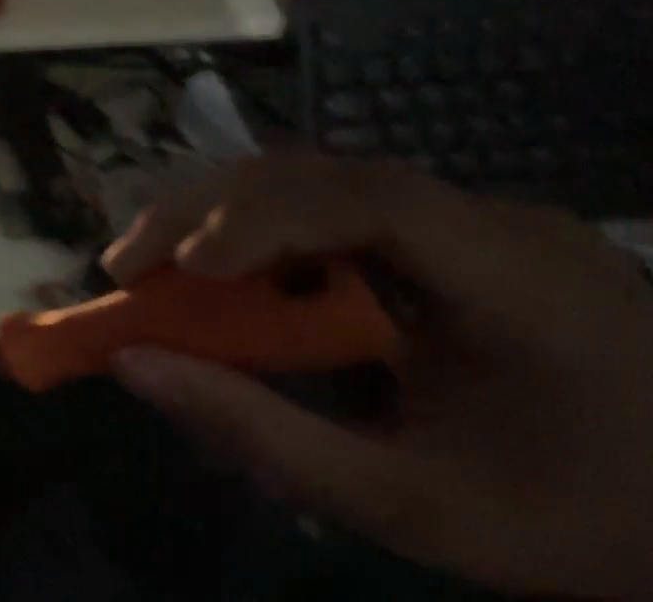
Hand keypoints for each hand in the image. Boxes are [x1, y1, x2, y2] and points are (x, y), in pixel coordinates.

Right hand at [99, 153, 652, 598]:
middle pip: (322, 174)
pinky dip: (259, 231)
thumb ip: (267, 438)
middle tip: (124, 267)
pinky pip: (336, 209)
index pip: (376, 201)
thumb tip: (131, 364)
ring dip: (220, 214)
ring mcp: (476, 221)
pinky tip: (224, 271)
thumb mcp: (412, 507)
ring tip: (153, 266)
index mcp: (523, 285)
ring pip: (317, 180)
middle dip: (207, 210)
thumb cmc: (571, 521)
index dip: (264, 216)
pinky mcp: (453, 234)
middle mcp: (497, 223)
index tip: (185, 268)